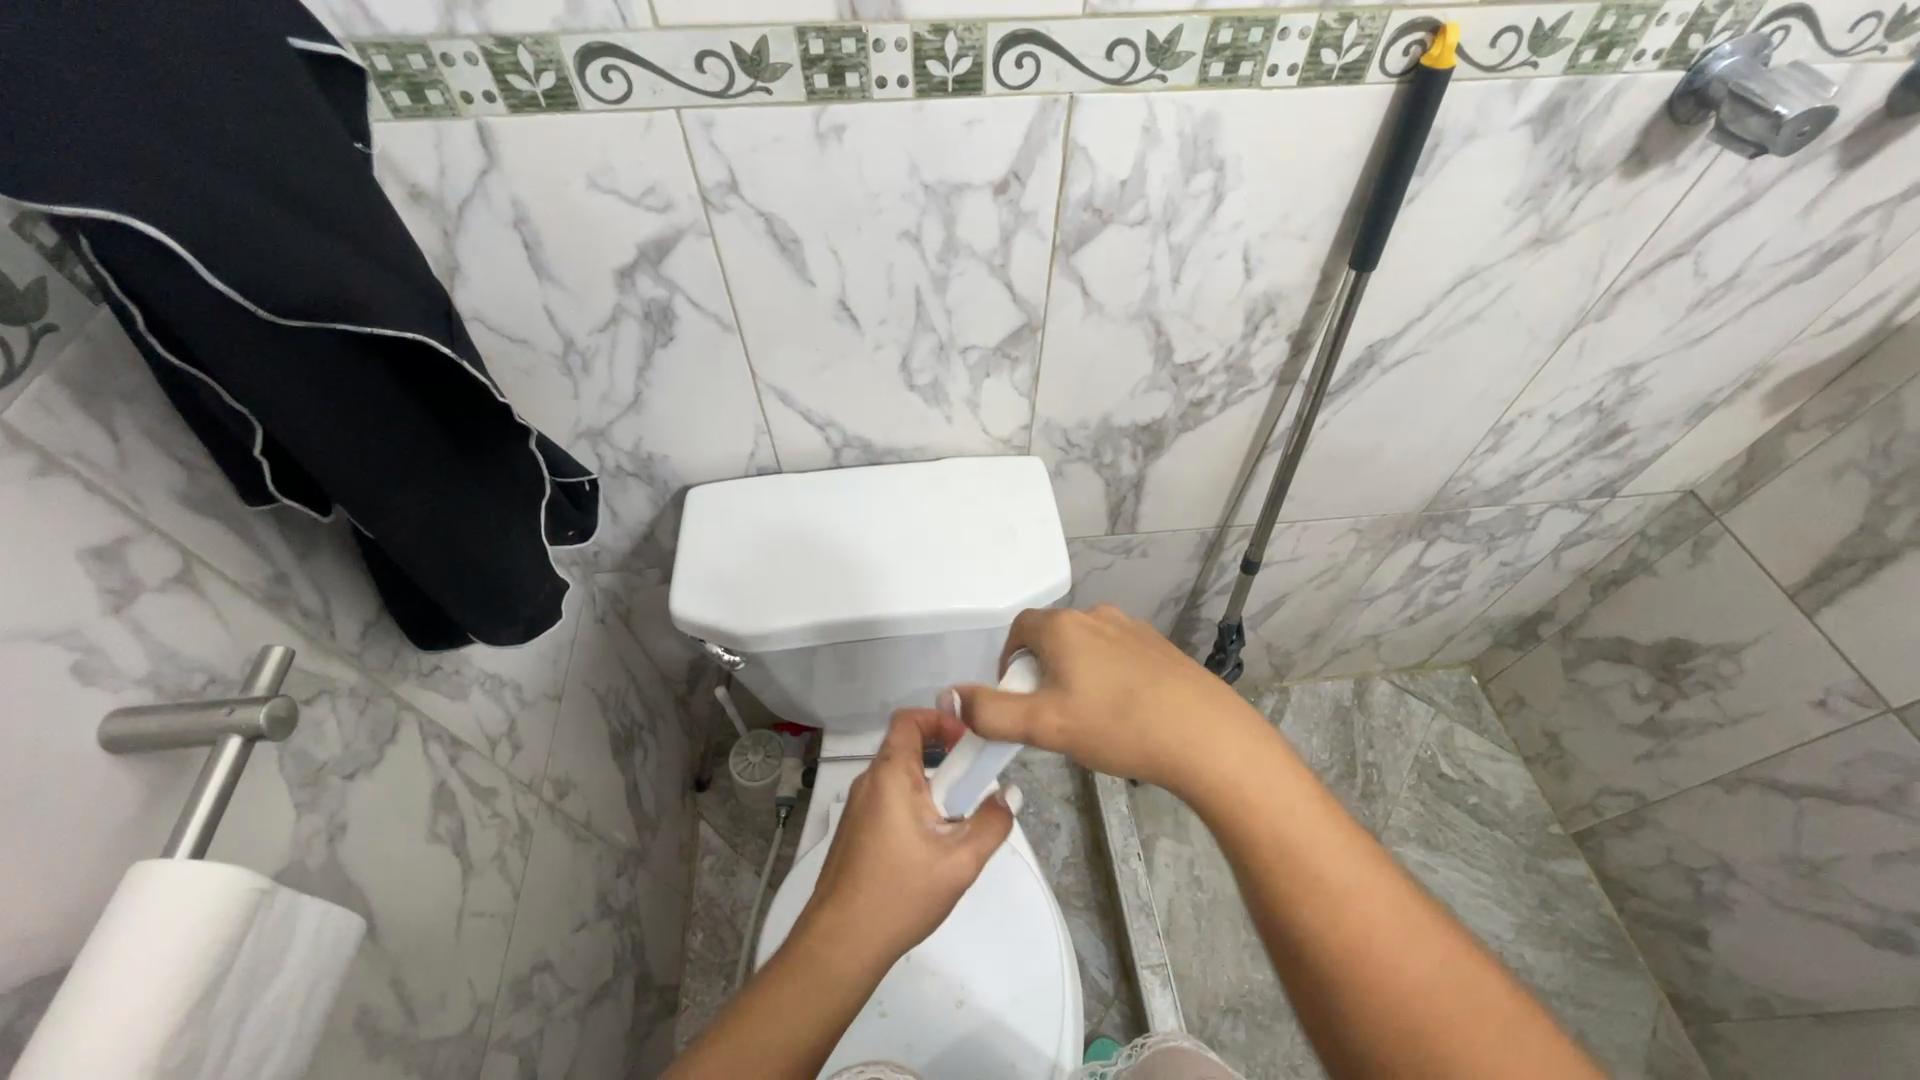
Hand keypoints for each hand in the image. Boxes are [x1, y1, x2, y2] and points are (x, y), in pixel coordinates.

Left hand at [789, 708, 1014, 972]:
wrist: (841, 942)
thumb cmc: (900, 893)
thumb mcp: (961, 861)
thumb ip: (992, 823)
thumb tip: (1006, 797)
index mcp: (891, 775)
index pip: (910, 719)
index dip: (942, 720)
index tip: (970, 744)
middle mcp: (869, 782)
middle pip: (908, 748)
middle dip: (946, 759)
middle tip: (974, 786)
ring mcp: (858, 808)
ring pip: (900, 778)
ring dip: (932, 787)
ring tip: (958, 822)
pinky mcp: (855, 832)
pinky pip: (889, 802)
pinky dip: (914, 808)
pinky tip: (931, 847)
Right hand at [947, 606, 1272, 799]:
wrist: (1206, 737)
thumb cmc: (1117, 726)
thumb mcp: (1043, 726)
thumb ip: (990, 713)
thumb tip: (949, 697)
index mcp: (1063, 627)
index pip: (1018, 629)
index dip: (1008, 662)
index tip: (1014, 699)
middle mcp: (1097, 617)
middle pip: (1052, 639)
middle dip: (1042, 673)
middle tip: (1049, 717)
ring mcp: (1133, 630)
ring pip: (1087, 650)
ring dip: (1075, 677)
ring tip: (1088, 722)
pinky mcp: (1160, 649)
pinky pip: (1118, 659)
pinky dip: (1108, 681)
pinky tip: (1124, 718)